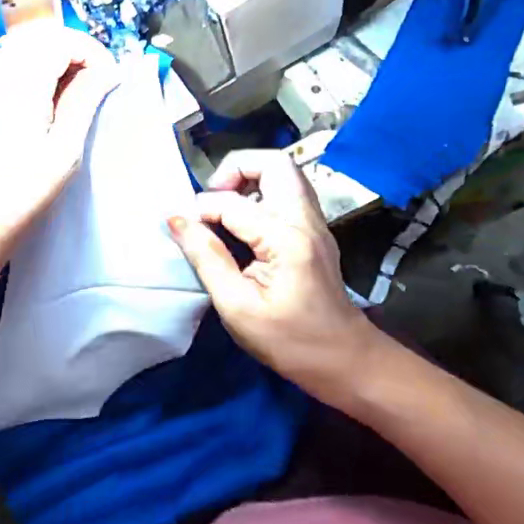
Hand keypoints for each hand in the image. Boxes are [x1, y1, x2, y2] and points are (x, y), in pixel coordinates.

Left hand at [0, 26, 119, 279]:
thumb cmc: (17, 196)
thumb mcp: (63, 150)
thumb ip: (85, 100)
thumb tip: (108, 71)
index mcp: (12, 81)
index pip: (60, 40)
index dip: (92, 52)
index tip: (112, 77)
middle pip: (38, 39)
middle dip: (73, 53)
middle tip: (97, 84)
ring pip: (20, 51)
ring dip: (52, 62)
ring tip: (74, 96)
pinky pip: (4, 69)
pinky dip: (30, 73)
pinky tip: (43, 105)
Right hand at [166, 150, 386, 404]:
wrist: (346, 361)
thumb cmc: (290, 342)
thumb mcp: (237, 308)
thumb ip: (207, 258)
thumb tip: (176, 219)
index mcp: (287, 238)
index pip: (233, 202)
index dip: (201, 211)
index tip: (183, 230)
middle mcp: (306, 219)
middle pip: (274, 163)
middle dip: (235, 170)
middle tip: (212, 200)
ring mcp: (315, 222)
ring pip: (284, 173)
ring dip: (249, 179)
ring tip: (224, 208)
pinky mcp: (315, 230)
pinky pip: (288, 192)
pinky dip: (261, 193)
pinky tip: (243, 223)